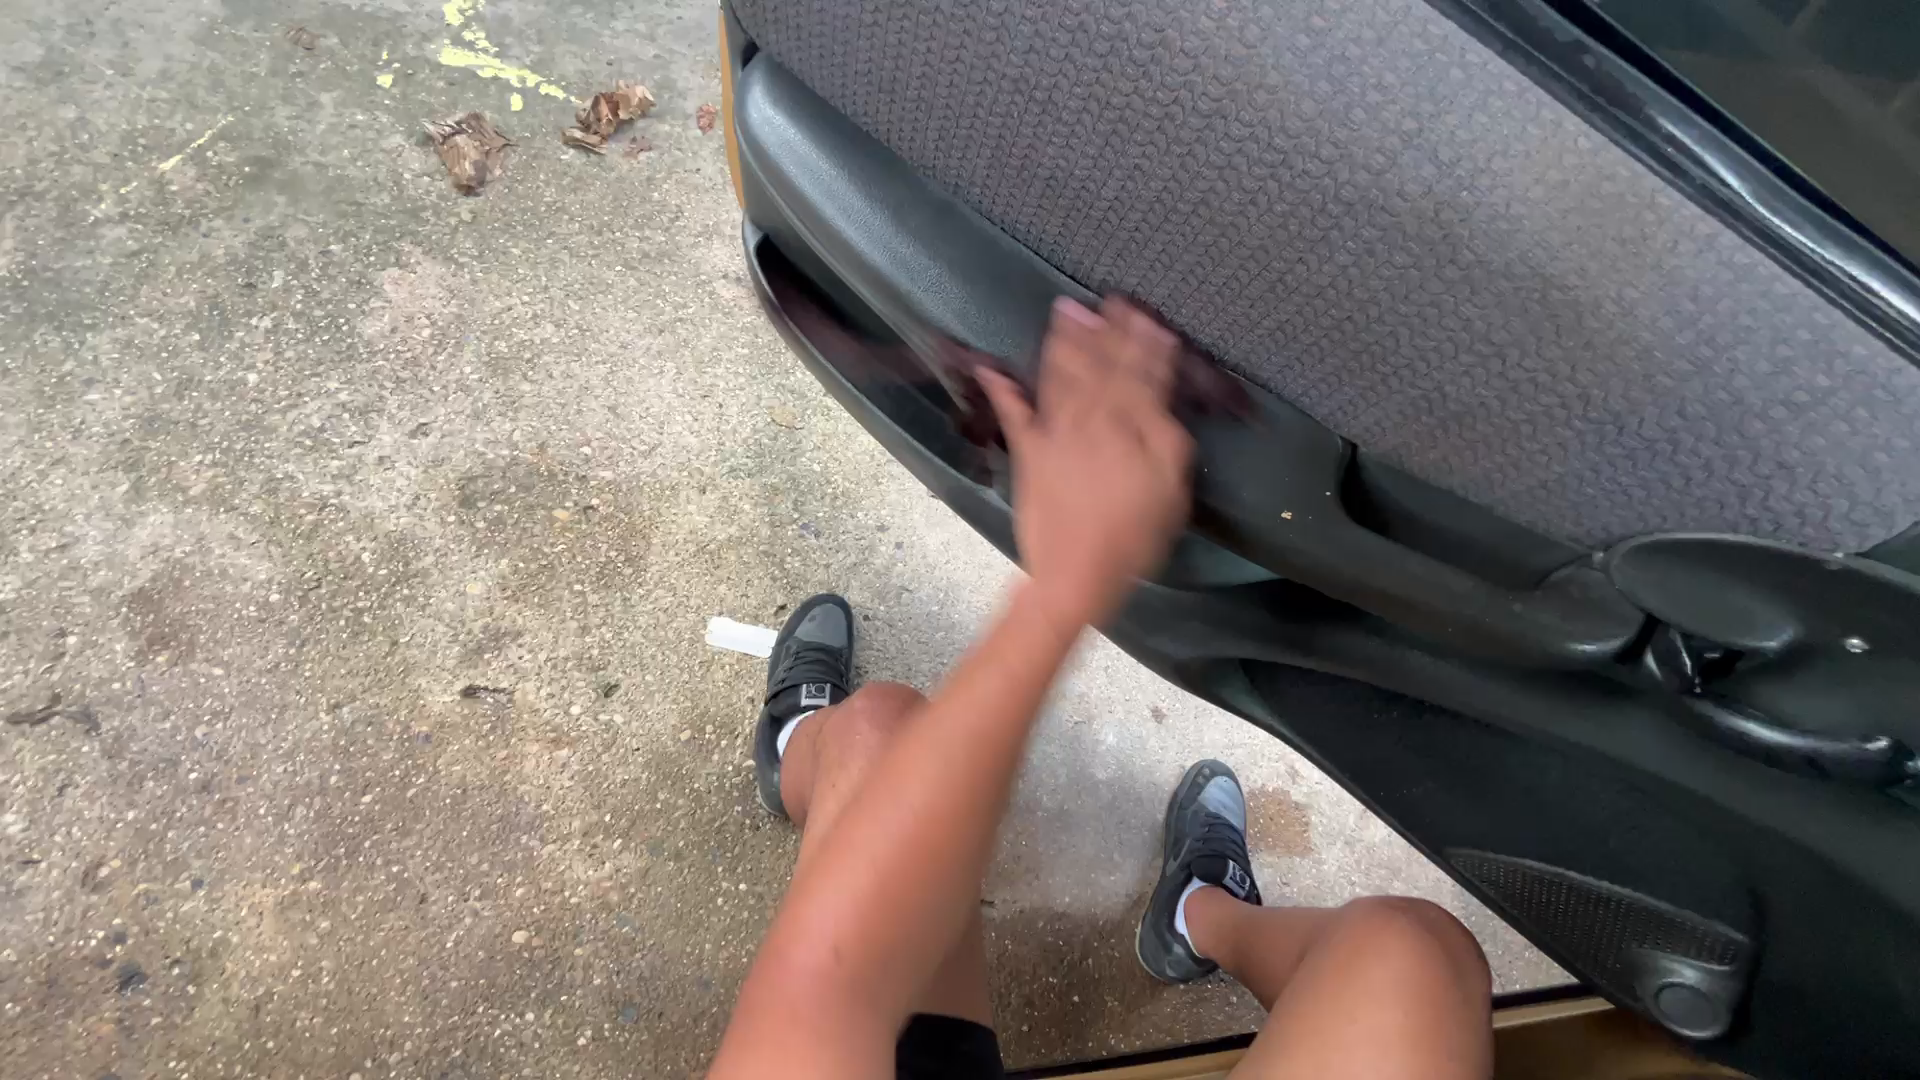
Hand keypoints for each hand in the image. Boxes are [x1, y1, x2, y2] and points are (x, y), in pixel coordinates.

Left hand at [979, 296, 1195, 627]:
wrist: (1075, 571)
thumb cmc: (1132, 536)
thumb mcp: (1170, 489)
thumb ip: (1167, 437)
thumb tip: (1161, 400)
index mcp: (1129, 426)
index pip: (1140, 373)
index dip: (1143, 342)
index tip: (1144, 314)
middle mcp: (1090, 419)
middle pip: (1100, 367)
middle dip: (1106, 330)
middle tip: (1107, 299)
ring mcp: (1054, 433)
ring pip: (1060, 377)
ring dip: (1063, 342)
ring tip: (1065, 312)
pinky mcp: (1027, 453)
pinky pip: (1012, 414)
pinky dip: (1000, 389)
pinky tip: (990, 367)